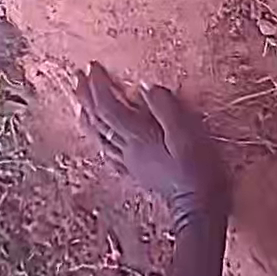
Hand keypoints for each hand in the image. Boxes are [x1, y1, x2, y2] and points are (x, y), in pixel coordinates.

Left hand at [79, 63, 230, 231]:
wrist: (198, 209)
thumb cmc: (196, 168)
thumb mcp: (186, 133)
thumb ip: (165, 108)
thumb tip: (145, 85)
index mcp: (138, 136)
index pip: (108, 107)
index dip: (98, 86)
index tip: (92, 66)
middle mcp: (127, 149)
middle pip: (98, 121)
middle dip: (86, 97)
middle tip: (77, 77)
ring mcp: (129, 163)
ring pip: (99, 137)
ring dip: (87, 116)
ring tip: (79, 102)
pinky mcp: (135, 172)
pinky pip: (107, 151)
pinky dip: (97, 137)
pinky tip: (98, 137)